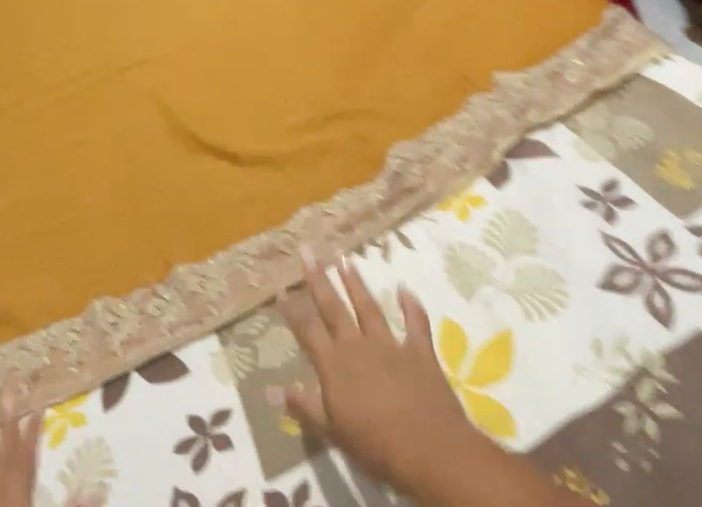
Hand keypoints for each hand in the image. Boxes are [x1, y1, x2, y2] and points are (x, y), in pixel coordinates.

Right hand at [274, 246, 567, 506]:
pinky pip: (416, 323)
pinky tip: (405, 289)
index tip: (281, 287)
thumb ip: (303, 406)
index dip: (293, 309)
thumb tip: (270, 389)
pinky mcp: (420, 352)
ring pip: (369, 308)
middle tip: (307, 251)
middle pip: (334, 308)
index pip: (307, 330)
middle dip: (318, 279)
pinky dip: (411, 306)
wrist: (431, 451)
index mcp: (334, 366)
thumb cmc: (376, 446)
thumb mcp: (332, 431)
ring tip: (345, 259)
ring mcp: (391, 346)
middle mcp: (359, 347)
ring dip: (356, 283)